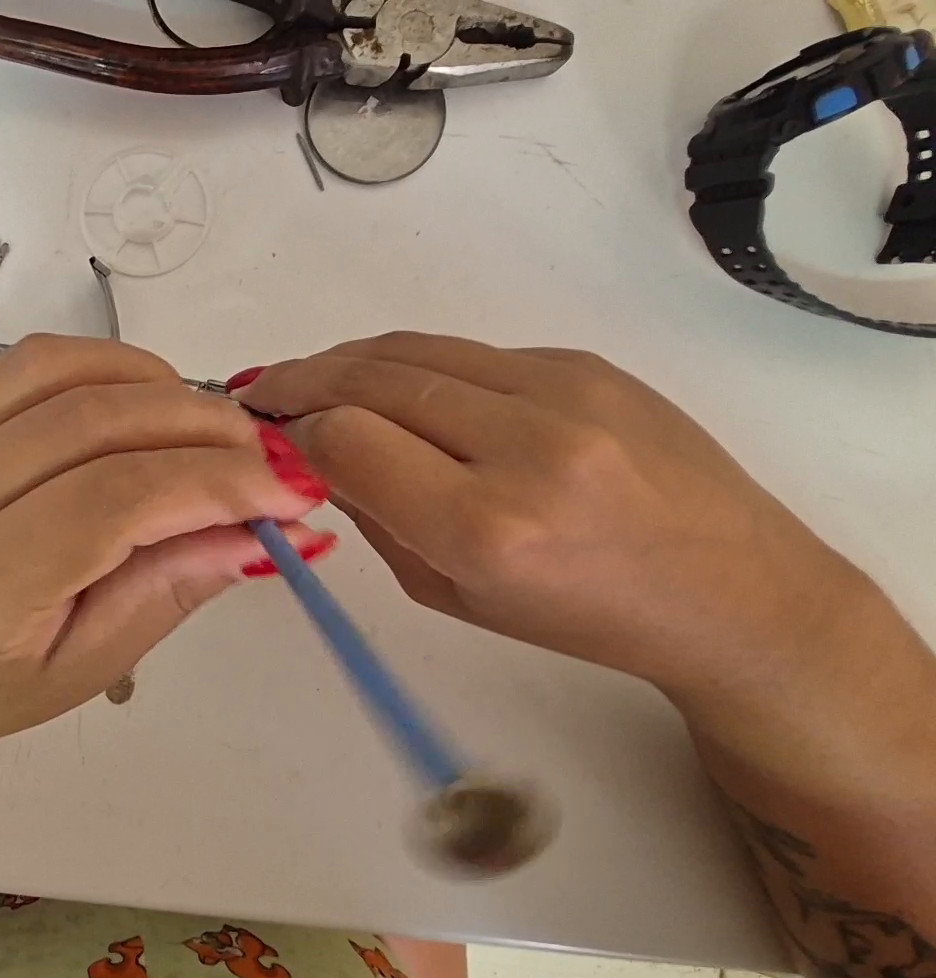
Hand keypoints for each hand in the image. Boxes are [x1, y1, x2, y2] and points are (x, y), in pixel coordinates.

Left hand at [0, 334, 332, 763]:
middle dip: (198, 427)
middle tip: (269, 454)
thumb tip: (273, 526)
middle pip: (86, 425)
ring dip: (153, 384)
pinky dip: (100, 365)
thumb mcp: (90, 666)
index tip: (292, 488)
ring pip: (54, 374)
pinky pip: (24, 369)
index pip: (110, 500)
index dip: (213, 481)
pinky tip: (145, 401)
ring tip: (211, 429)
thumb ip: (171, 587)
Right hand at [233, 332, 869, 701]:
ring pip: (411, 350)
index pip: (345, 440)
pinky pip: (464, 354)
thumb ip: (372, 514)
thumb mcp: (443, 589)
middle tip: (256, 393)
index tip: (267, 442)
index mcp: (485, 525)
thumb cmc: (574, 615)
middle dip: (297, 382)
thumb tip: (313, 451)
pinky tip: (386, 388)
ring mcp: (566, 391)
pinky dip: (405, 365)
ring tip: (304, 380)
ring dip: (341, 362)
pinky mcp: (587, 364)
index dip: (292, 434)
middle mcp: (526, 446)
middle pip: (369, 380)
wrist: (732, 591)